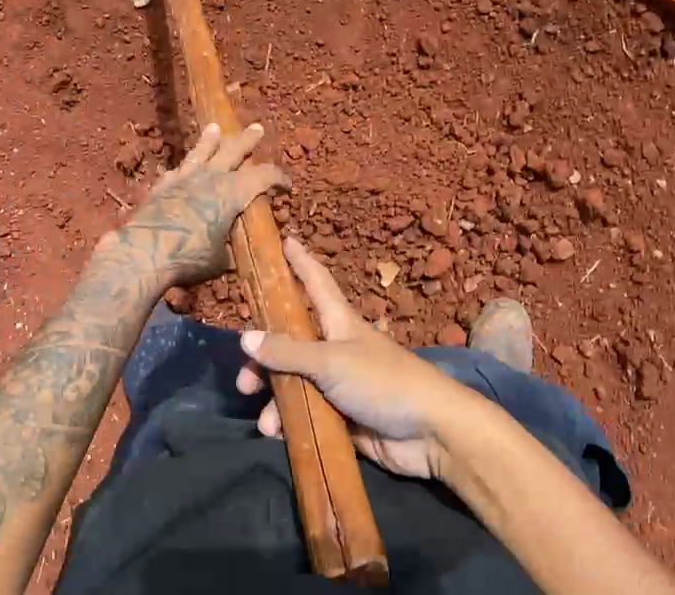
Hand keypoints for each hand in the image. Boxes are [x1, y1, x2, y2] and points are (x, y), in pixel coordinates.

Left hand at [116, 123, 290, 286]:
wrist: (144, 253)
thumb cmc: (190, 257)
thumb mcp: (220, 260)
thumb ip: (227, 249)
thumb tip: (228, 254)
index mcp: (233, 192)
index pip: (264, 176)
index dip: (278, 178)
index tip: (287, 185)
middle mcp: (210, 177)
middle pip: (233, 150)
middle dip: (247, 140)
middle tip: (256, 128)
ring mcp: (183, 178)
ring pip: (201, 152)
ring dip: (210, 140)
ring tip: (214, 128)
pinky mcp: (161, 187)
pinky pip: (176, 172)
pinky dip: (182, 170)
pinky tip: (179, 170)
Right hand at [236, 238, 479, 479]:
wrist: (430, 432)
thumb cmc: (383, 381)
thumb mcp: (331, 360)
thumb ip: (288, 351)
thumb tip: (245, 336)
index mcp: (339, 322)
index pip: (316, 281)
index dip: (300, 261)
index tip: (284, 239)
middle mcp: (337, 348)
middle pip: (292, 342)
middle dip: (264, 358)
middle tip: (244, 377)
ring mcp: (340, 384)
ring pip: (294, 383)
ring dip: (275, 400)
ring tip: (265, 423)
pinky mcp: (342, 417)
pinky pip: (306, 415)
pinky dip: (290, 423)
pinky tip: (279, 435)